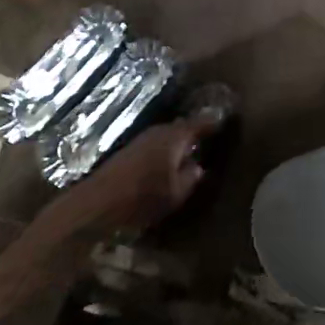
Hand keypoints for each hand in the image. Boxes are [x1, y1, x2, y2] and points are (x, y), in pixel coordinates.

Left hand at [59, 116, 217, 234]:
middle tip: (212, 136)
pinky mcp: (129, 149)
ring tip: (193, 149)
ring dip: (179, 140)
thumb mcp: (176, 193)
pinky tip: (169, 161)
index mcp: (173, 137)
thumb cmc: (142, 197)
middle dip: (196, 131)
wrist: (98, 201)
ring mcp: (141, 139)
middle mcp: (158, 131)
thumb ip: (191, 177)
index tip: (226, 123)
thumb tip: (199, 166)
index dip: (213, 123)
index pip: (199, 123)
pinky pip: (156, 143)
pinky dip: (166, 148)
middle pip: (182, 126)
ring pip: (167, 135)